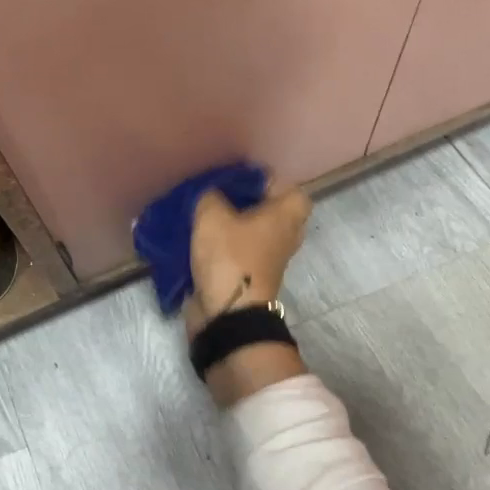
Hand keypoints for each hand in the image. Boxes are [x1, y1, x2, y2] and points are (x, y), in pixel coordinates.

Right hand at [188, 183, 313, 318]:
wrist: (228, 313)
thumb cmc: (230, 257)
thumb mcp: (211, 215)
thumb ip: (210, 194)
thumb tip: (211, 193)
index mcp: (285, 217)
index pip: (289, 188)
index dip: (264, 179)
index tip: (236, 176)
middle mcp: (284, 236)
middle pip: (270, 209)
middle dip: (245, 200)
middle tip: (219, 192)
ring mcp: (270, 258)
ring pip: (254, 229)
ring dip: (233, 221)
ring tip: (204, 211)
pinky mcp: (252, 274)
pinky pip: (242, 248)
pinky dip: (226, 242)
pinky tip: (200, 235)